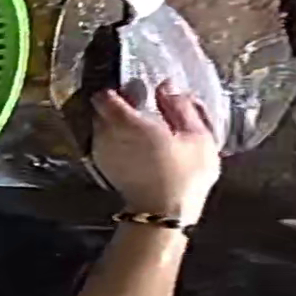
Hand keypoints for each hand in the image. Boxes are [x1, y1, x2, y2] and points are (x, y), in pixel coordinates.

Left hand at [91, 82, 220, 223]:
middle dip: (118, 105)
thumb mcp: (196, 136)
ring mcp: (99, 149)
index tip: (137, 90)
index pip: (103, 97)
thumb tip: (166, 85)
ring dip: (117, 122)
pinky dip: (116, 137)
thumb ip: (180, 107)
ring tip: (146, 128)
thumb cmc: (185, 172)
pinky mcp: (100, 163)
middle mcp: (105, 134)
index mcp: (126, 124)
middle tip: (145, 108)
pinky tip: (139, 145)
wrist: (161, 210)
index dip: (117, 90)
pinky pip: (103, 141)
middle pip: (101, 110)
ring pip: (101, 126)